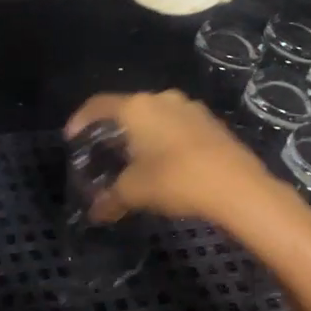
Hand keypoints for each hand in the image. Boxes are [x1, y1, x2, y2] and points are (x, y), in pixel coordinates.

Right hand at [66, 90, 297, 225]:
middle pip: (128, 109)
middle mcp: (161, 99)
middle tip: (105, 152)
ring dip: (143, 135)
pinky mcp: (211, 123)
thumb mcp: (134, 192)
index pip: (98, 105)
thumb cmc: (175, 179)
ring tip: (136, 159)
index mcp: (136, 107)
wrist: (237, 187)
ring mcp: (190, 108)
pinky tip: (166, 163)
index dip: (80, 119)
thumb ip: (110, 198)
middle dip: (114, 130)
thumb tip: (95, 212)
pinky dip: (165, 140)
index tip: (72, 137)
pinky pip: (177, 126)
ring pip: (155, 117)